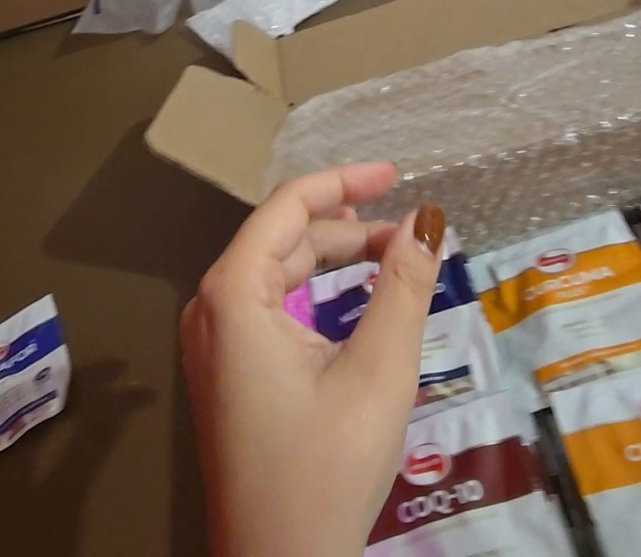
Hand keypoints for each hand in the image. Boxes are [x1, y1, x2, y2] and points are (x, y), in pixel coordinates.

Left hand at [180, 163, 445, 556]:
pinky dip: (318, 292)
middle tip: (409, 230)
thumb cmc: (326, 467)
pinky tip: (355, 297)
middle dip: (347, 227)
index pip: (286, 207)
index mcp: (233, 294)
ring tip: (394, 257)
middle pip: (284, 239)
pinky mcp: (228, 370)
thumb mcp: (378, 370)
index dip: (343, 181)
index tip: (394, 173)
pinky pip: (272, 307)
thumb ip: (404, 286)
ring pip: (279, 273)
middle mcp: (212, 307)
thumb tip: (428, 220)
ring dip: (336, 258)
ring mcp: (214, 341)